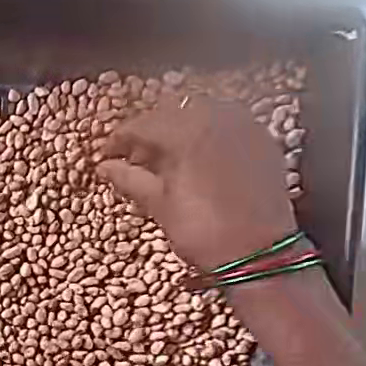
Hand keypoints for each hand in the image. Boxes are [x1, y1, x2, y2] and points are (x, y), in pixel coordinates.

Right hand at [96, 100, 297, 272]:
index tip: (106, 156)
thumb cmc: (202, 230)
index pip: (143, 124)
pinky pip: (224, 124)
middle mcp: (218, 119)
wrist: (258, 252)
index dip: (119, 139)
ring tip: (163, 161)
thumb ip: (129, 179)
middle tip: (131, 159)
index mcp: (187, 133)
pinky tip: (194, 160)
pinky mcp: (261, 141)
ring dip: (176, 131)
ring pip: (199, 114)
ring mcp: (244, 127)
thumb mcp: (158, 206)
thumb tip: (104, 166)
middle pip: (171, 113)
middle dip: (148, 133)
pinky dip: (203, 135)